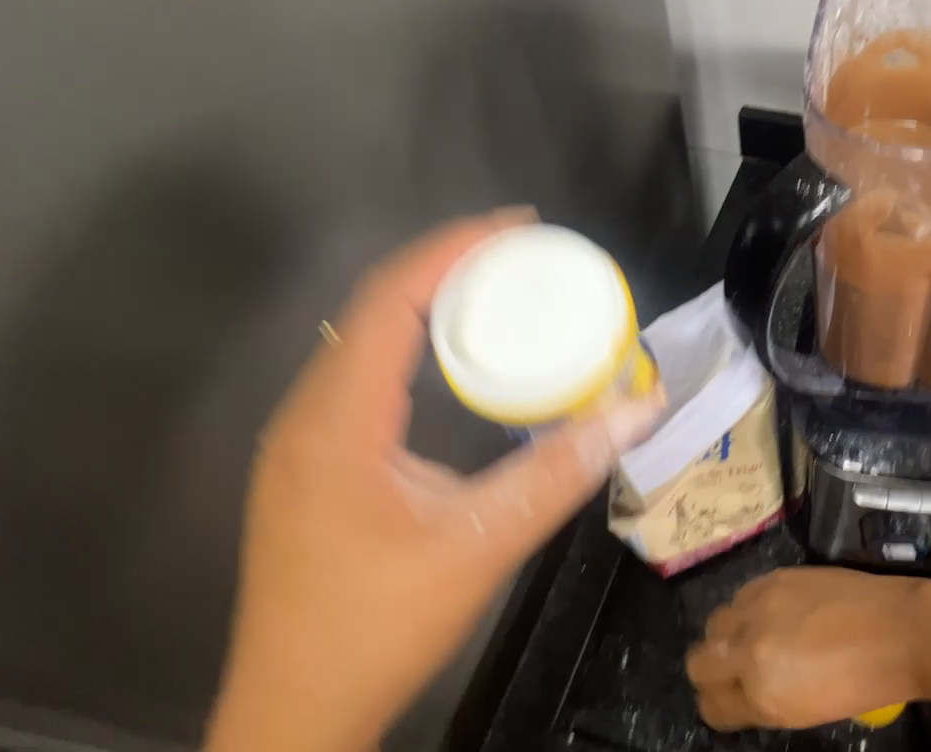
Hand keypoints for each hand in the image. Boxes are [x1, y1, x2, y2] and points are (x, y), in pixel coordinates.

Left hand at [205, 211, 664, 751]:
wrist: (292, 715)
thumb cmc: (378, 627)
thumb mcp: (482, 543)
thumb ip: (562, 470)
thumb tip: (638, 408)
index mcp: (338, 422)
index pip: (390, 301)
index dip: (452, 250)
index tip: (517, 228)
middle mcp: (308, 417)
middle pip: (372, 306)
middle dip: (446, 263)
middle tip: (520, 252)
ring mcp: (301, 442)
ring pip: (361, 337)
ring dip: (425, 298)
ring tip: (495, 287)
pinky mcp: (310, 464)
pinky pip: (360, 370)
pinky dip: (411, 338)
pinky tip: (453, 356)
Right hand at [686, 567, 930, 730]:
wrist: (898, 629)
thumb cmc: (863, 682)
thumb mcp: (805, 710)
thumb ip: (763, 700)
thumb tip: (743, 689)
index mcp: (763, 693)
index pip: (711, 705)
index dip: (718, 704)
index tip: (730, 699)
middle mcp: (751, 648)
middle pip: (698, 662)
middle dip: (711, 670)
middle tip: (734, 668)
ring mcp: (761, 607)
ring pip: (715, 623)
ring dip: (727, 634)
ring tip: (755, 636)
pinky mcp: (777, 577)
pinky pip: (742, 594)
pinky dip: (749, 606)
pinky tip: (774, 612)